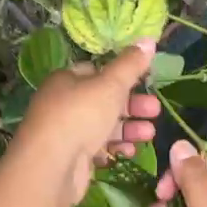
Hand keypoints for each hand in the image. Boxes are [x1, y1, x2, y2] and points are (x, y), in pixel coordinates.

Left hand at [9, 40, 158, 204]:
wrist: (51, 167)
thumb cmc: (81, 115)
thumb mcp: (110, 84)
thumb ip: (131, 64)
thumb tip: (148, 39)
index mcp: (66, 79)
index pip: (96, 70)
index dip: (121, 75)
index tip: (145, 80)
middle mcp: (63, 103)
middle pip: (103, 99)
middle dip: (132, 105)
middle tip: (156, 110)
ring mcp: (66, 132)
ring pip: (103, 124)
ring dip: (128, 128)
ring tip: (150, 134)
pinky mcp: (71, 157)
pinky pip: (97, 147)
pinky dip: (115, 147)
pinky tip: (130, 151)